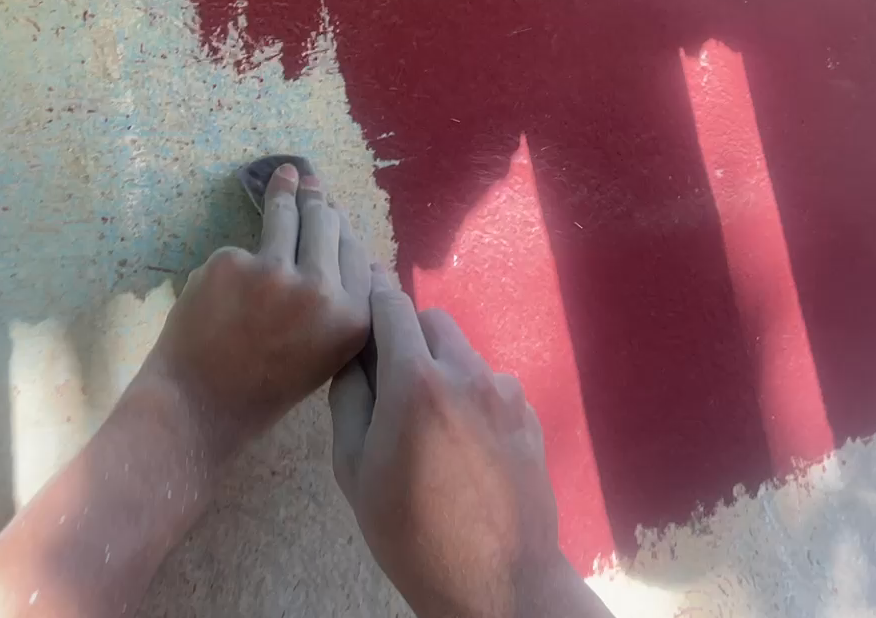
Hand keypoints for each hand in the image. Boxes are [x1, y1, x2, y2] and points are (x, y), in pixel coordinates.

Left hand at [130, 164, 372, 464]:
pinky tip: (225, 282)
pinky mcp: (232, 262)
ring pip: (286, 217)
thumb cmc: (265, 388)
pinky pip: (241, 249)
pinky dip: (236, 262)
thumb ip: (338, 304)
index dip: (344, 228)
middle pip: (325, 224)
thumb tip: (342, 248)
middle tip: (311, 182)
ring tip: (286, 173)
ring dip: (285, 190)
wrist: (199, 407)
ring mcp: (274, 272)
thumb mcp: (324, 353)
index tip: (336, 209)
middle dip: (318, 199)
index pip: (356, 252)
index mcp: (352, 319)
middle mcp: (321, 290)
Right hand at [328, 270, 607, 617]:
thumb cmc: (410, 531)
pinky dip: (471, 391)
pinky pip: (489, 380)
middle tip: (392, 375)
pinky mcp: (527, 413)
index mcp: (415, 380)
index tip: (364, 288)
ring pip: (462, 349)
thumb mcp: (353, 468)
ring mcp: (503, 391)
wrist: (499, 586)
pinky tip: (466, 440)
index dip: (374, 292)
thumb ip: (349, 396)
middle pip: (430, 319)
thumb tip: (355, 355)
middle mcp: (464, 371)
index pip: (391, 304)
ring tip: (432, 417)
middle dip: (407, 333)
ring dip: (440, 362)